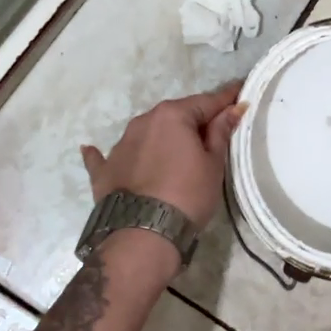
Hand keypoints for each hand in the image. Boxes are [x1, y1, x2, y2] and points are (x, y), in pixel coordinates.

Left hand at [81, 80, 245, 228]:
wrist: (141, 237)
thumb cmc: (187, 195)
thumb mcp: (213, 164)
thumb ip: (221, 132)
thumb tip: (233, 107)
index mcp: (173, 115)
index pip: (207, 101)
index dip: (227, 99)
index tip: (241, 93)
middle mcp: (144, 121)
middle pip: (176, 116)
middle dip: (194, 121)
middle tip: (213, 135)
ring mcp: (120, 144)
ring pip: (148, 133)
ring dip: (162, 138)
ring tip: (175, 152)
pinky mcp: (104, 169)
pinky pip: (106, 156)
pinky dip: (106, 153)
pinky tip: (89, 149)